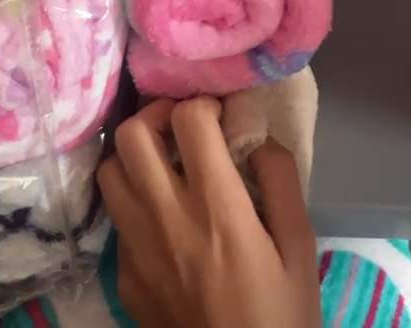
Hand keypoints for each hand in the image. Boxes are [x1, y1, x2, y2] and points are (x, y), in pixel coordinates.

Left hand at [98, 98, 318, 327]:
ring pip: (109, 170)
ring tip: (164, 162)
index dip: (203, 104)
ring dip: (134, 155)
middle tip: (183, 128)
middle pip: (131, 135)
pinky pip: (116, 216)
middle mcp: (166, 219)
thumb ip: (282, 183)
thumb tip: (258, 137)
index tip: (220, 116)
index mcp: (216, 208)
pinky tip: (161, 212)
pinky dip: (133, 198)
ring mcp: (136, 249)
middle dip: (157, 116)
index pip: (187, 120)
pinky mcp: (124, 277)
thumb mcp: (300, 250)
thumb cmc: (279, 317)